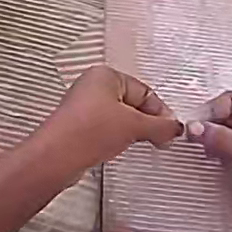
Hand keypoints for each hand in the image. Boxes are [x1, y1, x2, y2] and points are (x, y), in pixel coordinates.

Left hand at [33, 66, 181, 175]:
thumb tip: (174, 128)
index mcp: (105, 75)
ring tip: (137, 144)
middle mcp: (92, 86)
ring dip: (132, 131)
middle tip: (159, 139)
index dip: (161, 112)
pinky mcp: (78, 126)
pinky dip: (116, 137)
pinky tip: (117, 148)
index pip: (145, 91)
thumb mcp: (134, 126)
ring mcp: (84, 106)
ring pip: (119, 117)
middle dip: (147, 122)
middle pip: (132, 103)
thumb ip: (161, 126)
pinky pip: (106, 128)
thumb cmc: (88, 131)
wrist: (57, 156)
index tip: (170, 130)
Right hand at [187, 91, 231, 231]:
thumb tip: (196, 127)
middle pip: (231, 114)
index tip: (193, 126)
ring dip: (216, 139)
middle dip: (211, 124)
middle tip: (192, 137)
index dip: (212, 110)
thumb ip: (225, 139)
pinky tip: (213, 157)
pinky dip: (223, 152)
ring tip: (201, 148)